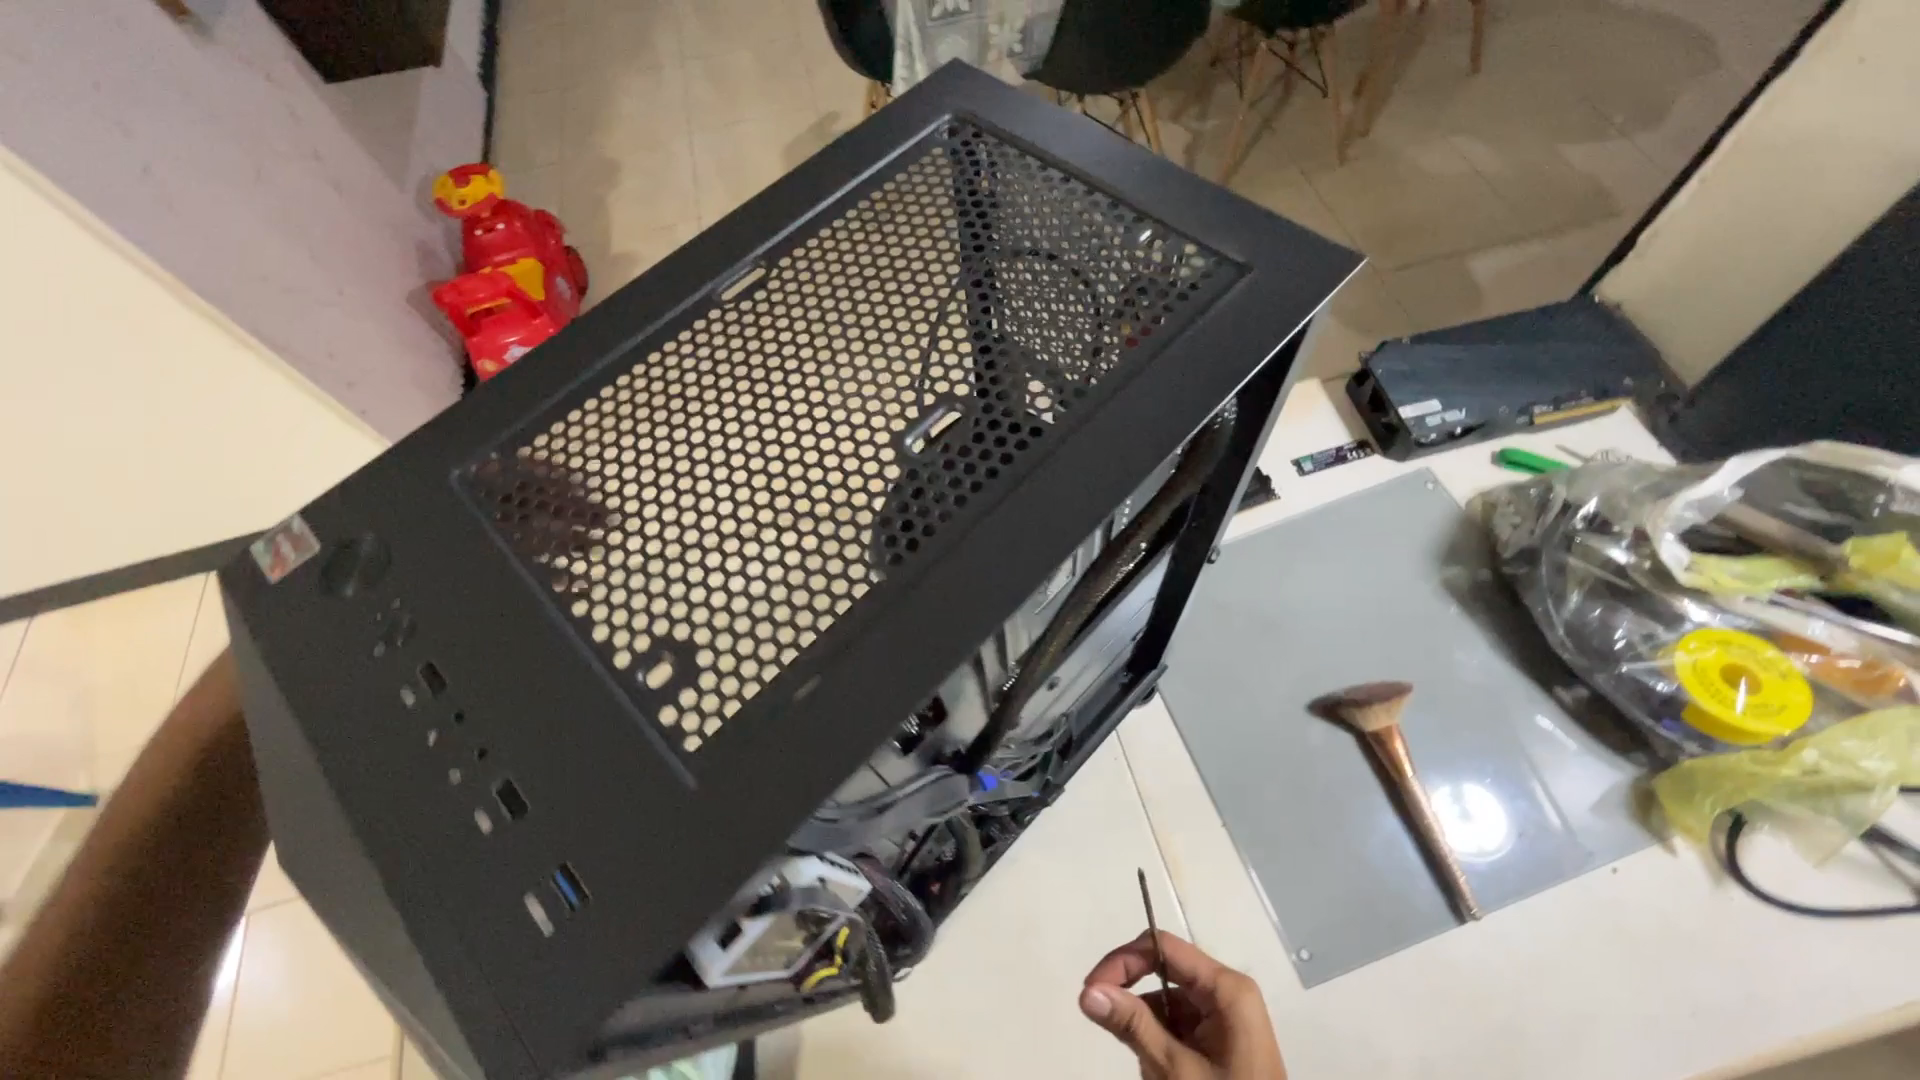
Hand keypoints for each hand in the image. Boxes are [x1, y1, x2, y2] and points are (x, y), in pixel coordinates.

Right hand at [1079, 930, 1286, 1079]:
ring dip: (1146, 1029)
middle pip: (1164, 972)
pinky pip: (1179, 1024)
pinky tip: (1160, 1074)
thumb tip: (1087, 992)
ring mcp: (1225, 1015)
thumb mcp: (1176, 1071)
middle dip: (1134, 1000)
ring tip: (1150, 1072)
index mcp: (1225, 988)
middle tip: (1106, 1025)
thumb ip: (1132, 1025)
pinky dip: (1160, 1043)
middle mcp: (1227, 991)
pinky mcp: (1221, 1037)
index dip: (1122, 961)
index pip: (1162, 948)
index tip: (1091, 991)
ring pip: (1168, 1002)